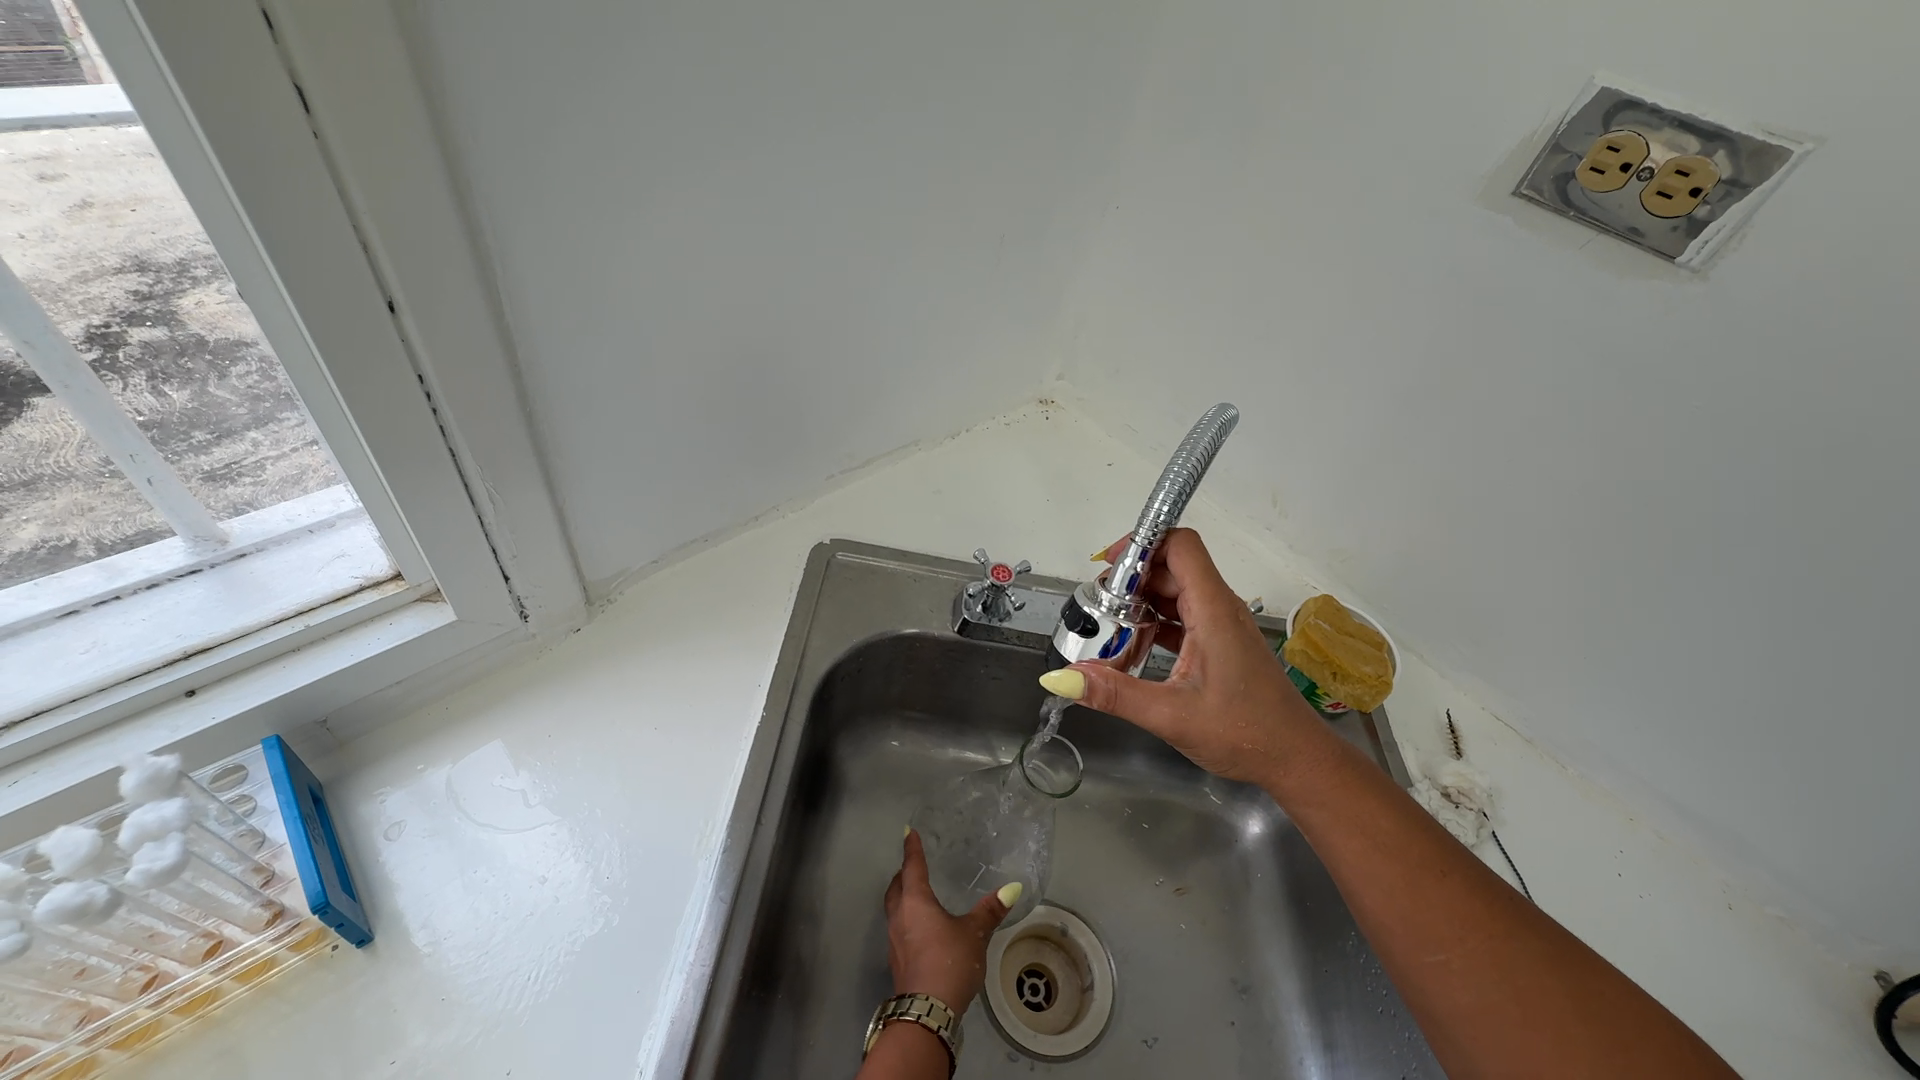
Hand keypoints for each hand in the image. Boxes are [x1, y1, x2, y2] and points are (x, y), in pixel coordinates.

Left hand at [883, 829, 1012, 1014]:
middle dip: (902, 874)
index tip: (909, 832)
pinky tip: (920, 927)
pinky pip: (898, 927)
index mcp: (916, 902)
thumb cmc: (950, 961)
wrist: (927, 1010)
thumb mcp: (975, 933)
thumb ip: (990, 910)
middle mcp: (899, 916)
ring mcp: (894, 940)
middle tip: (912, 865)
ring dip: (902, 897)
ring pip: (894, 908)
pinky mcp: (897, 960)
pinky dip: (906, 918)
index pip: (913, 867)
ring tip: (916, 893)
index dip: (912, 849)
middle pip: (895, 888)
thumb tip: (1013, 888)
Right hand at [1045, 528, 1329, 787]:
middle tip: (1096, 605)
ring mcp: (1222, 626)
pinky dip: (1155, 622)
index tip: (1106, 567)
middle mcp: (1220, 609)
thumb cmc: (1244, 733)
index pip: (1180, 546)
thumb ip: (1114, 694)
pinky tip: (1131, 645)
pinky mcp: (1221, 644)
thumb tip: (1059, 679)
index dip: (1142, 544)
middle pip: (1173, 567)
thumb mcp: (1170, 716)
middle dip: (1131, 577)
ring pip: (1177, 592)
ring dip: (1142, 601)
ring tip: (1107, 624)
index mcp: (1213, 611)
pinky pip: (1183, 616)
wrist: (1296, 759)